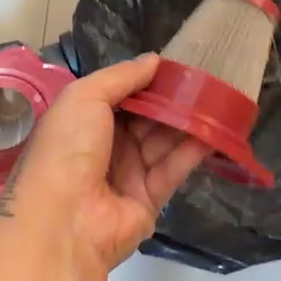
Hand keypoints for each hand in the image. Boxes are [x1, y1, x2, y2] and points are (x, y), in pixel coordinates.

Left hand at [0, 54, 208, 274]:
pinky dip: (193, 150)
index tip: (176, 66)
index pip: (122, 97)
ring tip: (217, 99)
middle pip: (147, 119)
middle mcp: (106, 148)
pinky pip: (174, 168)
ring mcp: (128, 175)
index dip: (147, 82)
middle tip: (204, 81)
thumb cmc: (67, 149)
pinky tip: (215, 129)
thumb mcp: (85, 97)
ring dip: (187, 121)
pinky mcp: (149, 199)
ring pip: (164, 141)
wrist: (63, 221)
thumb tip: (154, 60)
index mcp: (84, 123)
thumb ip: (121, 76)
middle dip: (172, 101)